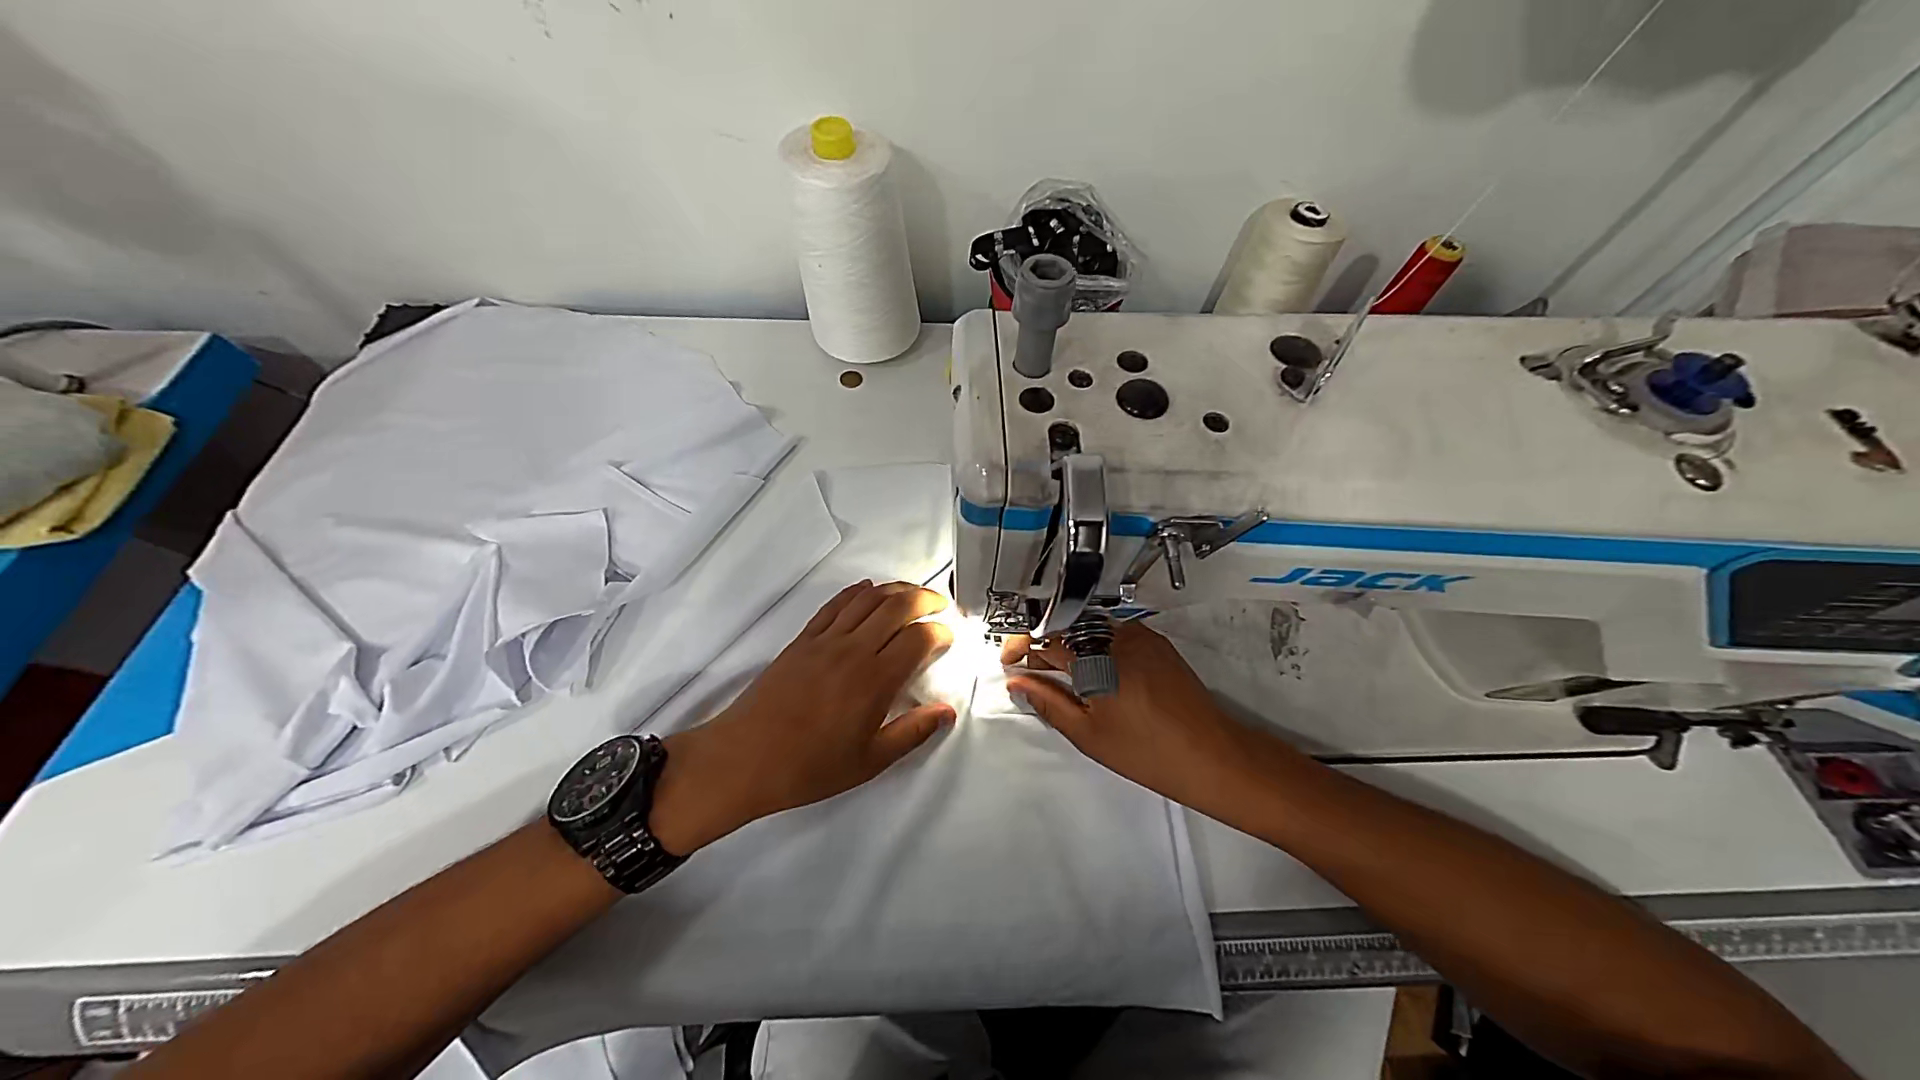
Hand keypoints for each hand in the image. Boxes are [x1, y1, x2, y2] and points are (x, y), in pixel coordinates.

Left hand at [649, 581, 955, 854]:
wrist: (744, 758)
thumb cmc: (808, 766)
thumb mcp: (869, 761)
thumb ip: (912, 732)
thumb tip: (945, 712)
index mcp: (874, 681)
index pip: (918, 639)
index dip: (940, 632)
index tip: (949, 638)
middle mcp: (852, 651)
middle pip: (897, 606)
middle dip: (926, 599)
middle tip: (941, 604)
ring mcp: (824, 641)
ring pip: (867, 599)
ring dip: (895, 589)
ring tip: (913, 593)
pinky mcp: (802, 640)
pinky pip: (835, 605)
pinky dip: (856, 592)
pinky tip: (867, 590)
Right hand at [1003, 620, 1284, 815]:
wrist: (1211, 755)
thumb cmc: (1149, 752)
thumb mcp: (1087, 734)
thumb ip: (1048, 702)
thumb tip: (1018, 684)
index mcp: (1098, 661)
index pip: (1047, 640)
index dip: (1022, 648)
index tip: (1010, 661)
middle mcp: (1119, 639)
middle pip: (1068, 629)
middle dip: (1043, 646)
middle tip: (1029, 670)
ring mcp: (1141, 637)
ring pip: (1090, 629)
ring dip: (1068, 644)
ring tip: (1058, 673)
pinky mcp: (1157, 643)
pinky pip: (1114, 633)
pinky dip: (1094, 645)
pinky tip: (1090, 670)